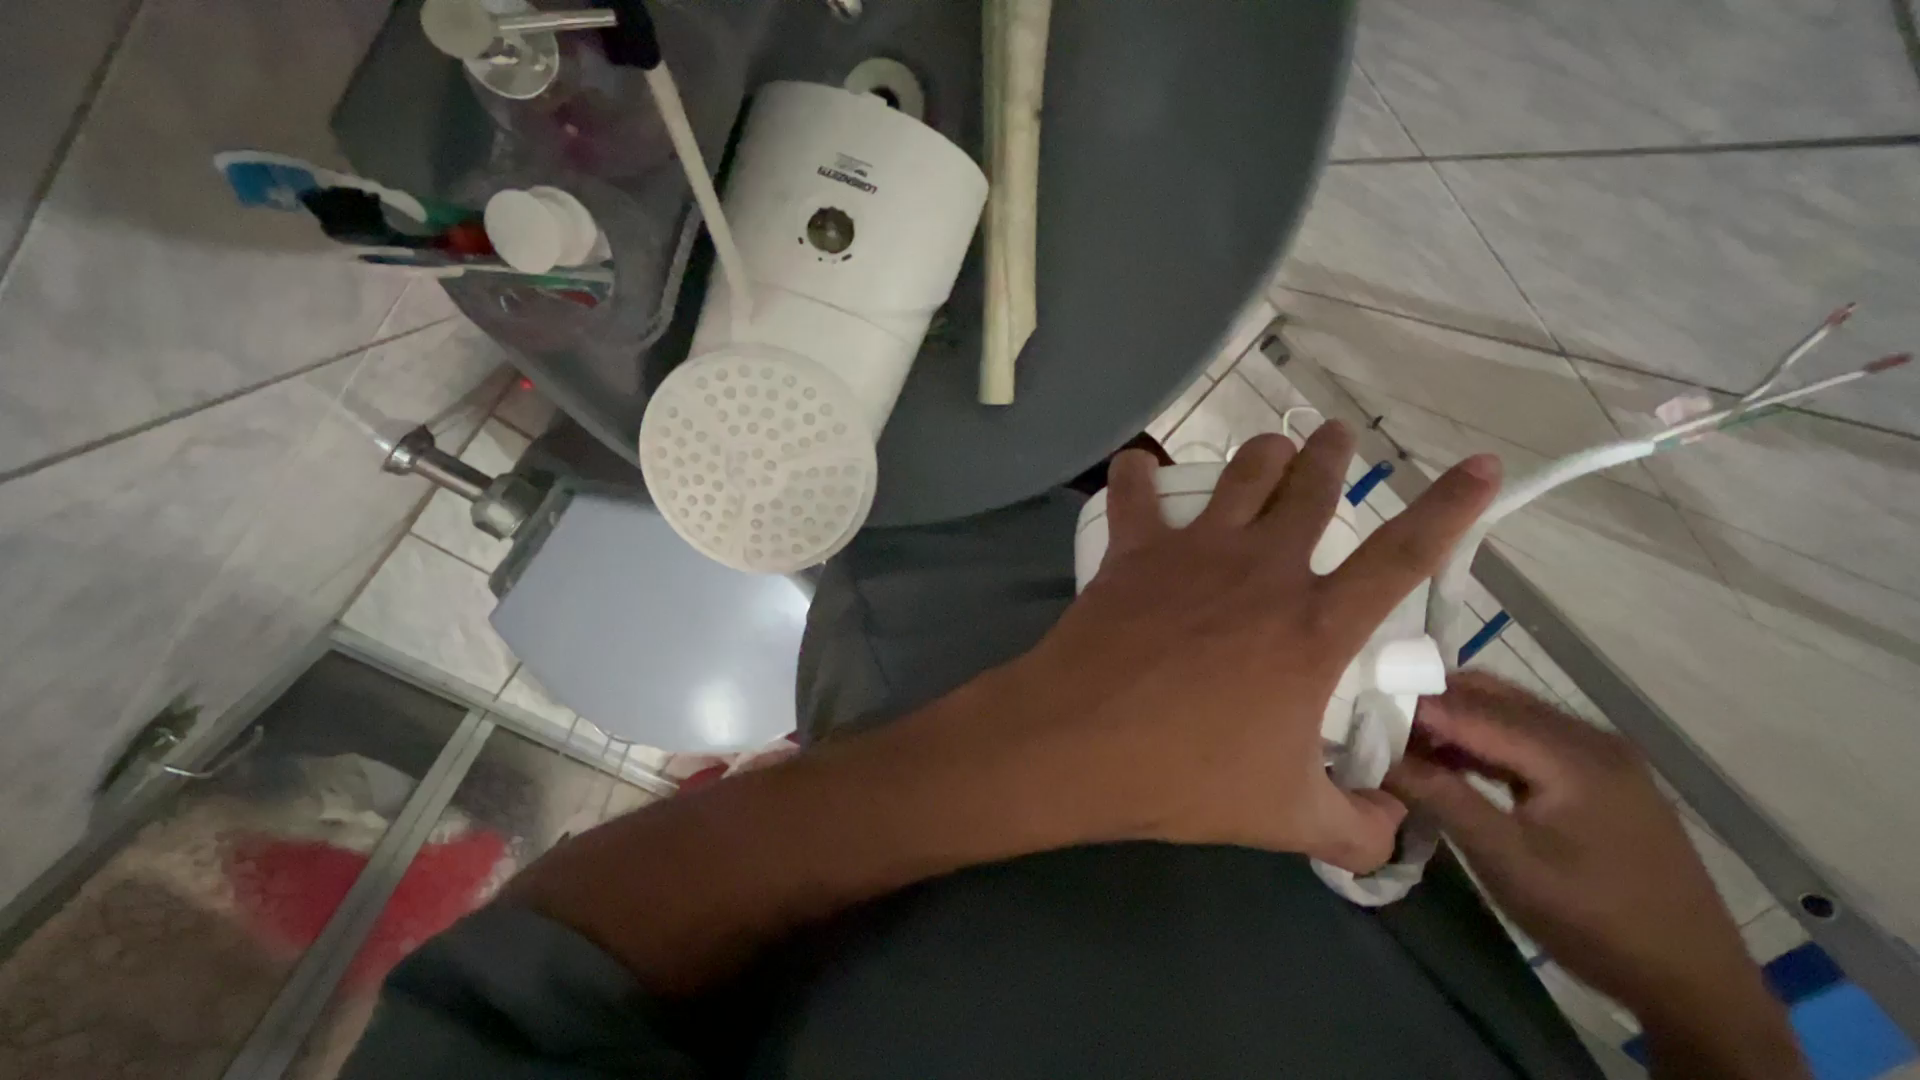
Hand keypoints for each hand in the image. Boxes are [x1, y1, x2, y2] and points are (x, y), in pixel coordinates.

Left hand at [1001, 424, 1499, 872]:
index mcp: (1316, 626)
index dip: (1452, 508)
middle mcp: (1264, 570)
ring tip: (1271, 449)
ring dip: (1262, 454)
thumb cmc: (1188, 777)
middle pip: (1312, 488)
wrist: (1080, 744)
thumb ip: (1356, 828)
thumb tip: (1393, 827)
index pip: (1405, 555)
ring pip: (1243, 473)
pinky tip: (1139, 466)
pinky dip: (1138, 471)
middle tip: (1336, 436)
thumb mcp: (1289, 819)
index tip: (1482, 465)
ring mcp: (1196, 551)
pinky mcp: (1135, 551)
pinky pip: (1136, 490)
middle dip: (1331, 454)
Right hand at [1385, 673, 1805, 1076]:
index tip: (1357, 708)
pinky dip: (1488, 743)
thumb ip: (1440, 796)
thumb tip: (1377, 752)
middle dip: (1431, 704)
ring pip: (1513, 716)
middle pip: (1494, 698)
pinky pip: (1533, 740)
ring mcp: (1604, 756)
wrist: (1692, 979)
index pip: (1472, 709)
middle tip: (1375, 722)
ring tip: (1405, 744)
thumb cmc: (1591, 917)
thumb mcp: (1504, 859)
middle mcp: (1590, 738)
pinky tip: (1456, 764)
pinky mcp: (1606, 779)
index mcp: (1571, 752)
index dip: (1412, 706)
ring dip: (1458, 722)